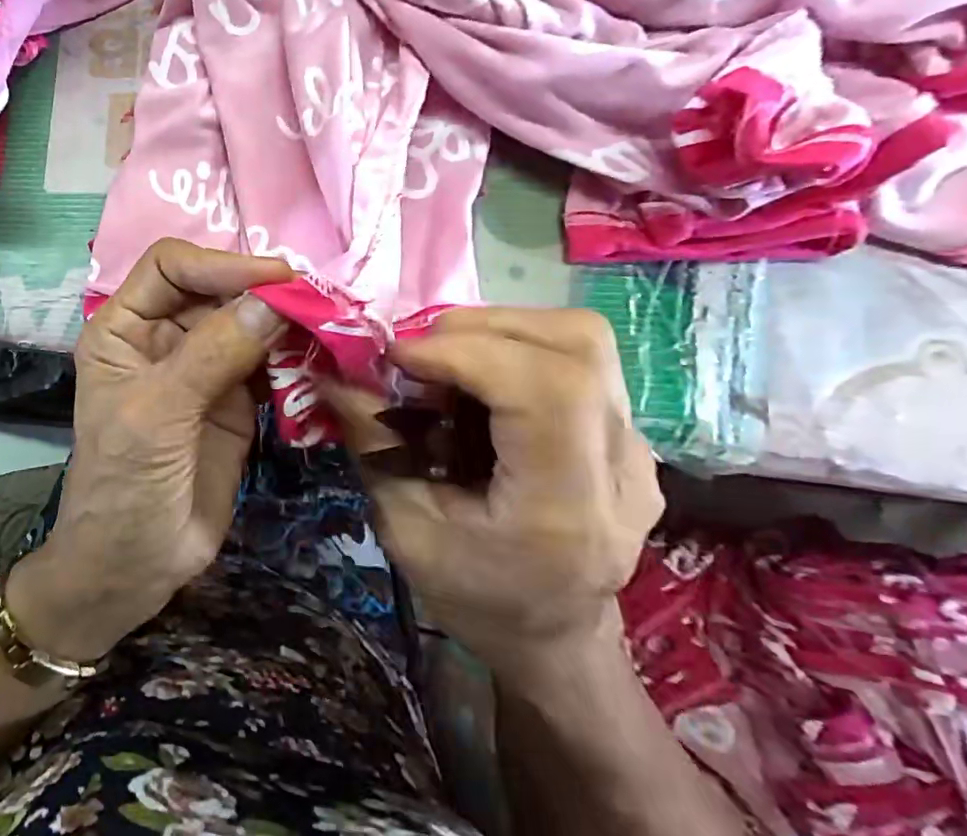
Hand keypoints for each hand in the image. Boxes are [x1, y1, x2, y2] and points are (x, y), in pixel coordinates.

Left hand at [8, 239, 292, 662]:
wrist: (133, 564)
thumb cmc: (124, 484)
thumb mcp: (158, 413)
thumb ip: (212, 354)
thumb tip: (274, 299)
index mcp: (122, 328)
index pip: (169, 267)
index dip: (220, 264)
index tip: (277, 278)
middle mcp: (160, 337)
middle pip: (216, 291)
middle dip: (265, 292)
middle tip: (325, 301)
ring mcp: (200, 368)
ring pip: (248, 324)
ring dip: (289, 323)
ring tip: (336, 326)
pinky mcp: (233, 400)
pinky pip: (269, 364)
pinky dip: (298, 359)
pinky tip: (328, 360)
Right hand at [323, 309, 662, 672]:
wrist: (554, 638)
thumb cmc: (473, 595)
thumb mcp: (404, 528)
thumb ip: (373, 446)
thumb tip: (330, 374)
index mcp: (563, 507)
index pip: (546, 389)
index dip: (466, 352)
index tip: (396, 357)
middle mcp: (620, 468)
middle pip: (575, 346)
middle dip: (478, 328)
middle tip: (414, 353)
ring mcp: (635, 447)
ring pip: (581, 341)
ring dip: (496, 330)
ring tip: (439, 360)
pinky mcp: (625, 434)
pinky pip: (574, 360)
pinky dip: (511, 348)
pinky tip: (470, 382)